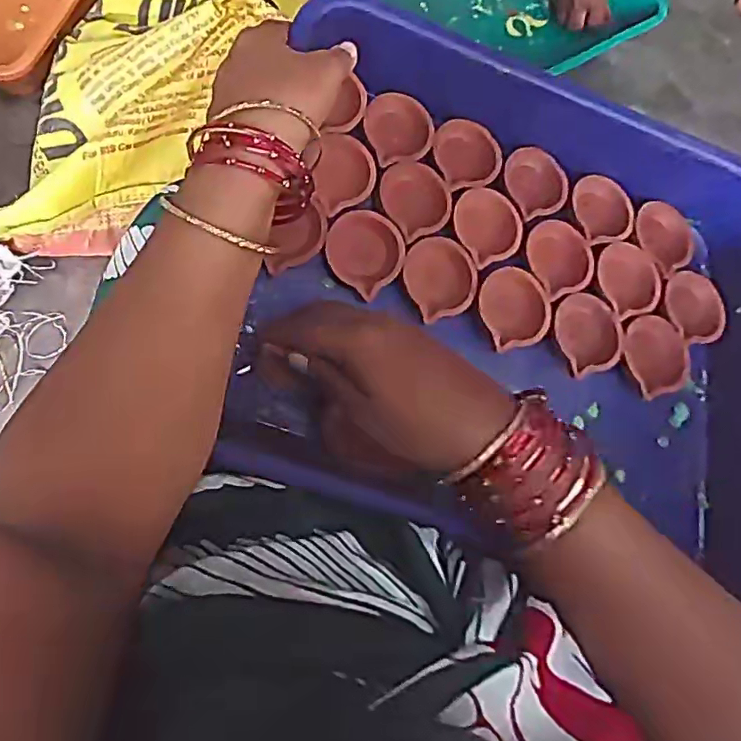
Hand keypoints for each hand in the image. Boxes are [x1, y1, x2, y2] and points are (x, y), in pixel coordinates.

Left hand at [210, 20, 356, 151]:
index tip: (320, 57)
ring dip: (273, 94)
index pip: (285, 29)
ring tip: (297, 112)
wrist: (258, 145)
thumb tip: (345, 49)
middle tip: (311, 85)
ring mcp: (224, 88)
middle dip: (287, 70)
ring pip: (256, 85)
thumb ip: (339, 56)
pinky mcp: (220, 118)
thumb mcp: (329, 72)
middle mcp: (234, 56)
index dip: (305, 42)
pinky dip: (262, 116)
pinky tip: (279, 129)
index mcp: (259, 34)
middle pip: (267, 57)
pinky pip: (248, 110)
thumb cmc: (293, 97)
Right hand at [259, 302, 517, 474]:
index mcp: (353, 338)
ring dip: (314, 327)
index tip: (257, 357)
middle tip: (276, 359)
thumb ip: (323, 377)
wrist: (483, 426)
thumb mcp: (359, 414)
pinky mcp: (406, 330)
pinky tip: (337, 356)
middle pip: (317, 311)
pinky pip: (358, 319)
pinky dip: (337, 330)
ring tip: (303, 359)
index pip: (298, 326)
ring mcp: (390, 321)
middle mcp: (369, 319)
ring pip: (338, 312)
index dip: (273, 339)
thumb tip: (290, 356)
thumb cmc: (415, 429)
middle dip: (291, 328)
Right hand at [554, 0, 616, 31]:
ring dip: (568, 18)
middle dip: (579, 25)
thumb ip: (602, 1)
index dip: (598, 23)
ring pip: (562, 18)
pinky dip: (561, 8)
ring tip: (573, 12)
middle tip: (584, 19)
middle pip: (574, 26)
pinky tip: (566, 3)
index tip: (600, 19)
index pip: (595, 23)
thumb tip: (600, 8)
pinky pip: (556, 7)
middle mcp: (578, 6)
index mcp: (595, 4)